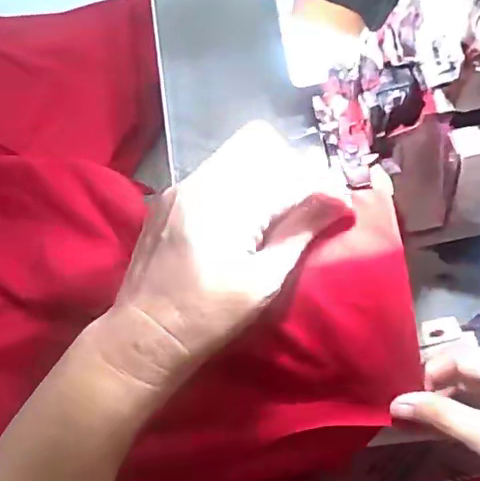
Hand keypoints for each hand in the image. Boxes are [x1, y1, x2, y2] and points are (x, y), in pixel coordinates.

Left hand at [91, 122, 347, 394]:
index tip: (337, 206)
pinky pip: (213, 173)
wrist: (142, 336)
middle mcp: (198, 182)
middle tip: (306, 207)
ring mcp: (178, 188)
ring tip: (277, 216)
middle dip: (291, 168)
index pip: (287, 171)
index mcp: (224, 203)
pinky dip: (238, 186)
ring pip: (234, 155)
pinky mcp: (167, 201)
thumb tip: (336, 201)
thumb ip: (299, 233)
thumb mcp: (262, 283)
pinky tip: (243, 222)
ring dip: (264, 175)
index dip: (320, 184)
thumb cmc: (206, 318)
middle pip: (258, 143)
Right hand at [389, 347, 479, 480]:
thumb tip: (395, 402)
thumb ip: (439, 415)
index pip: (461, 358)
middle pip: (472, 369)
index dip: (430, 379)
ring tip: (438, 429)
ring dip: (460, 405)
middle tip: (419, 422)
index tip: (410, 409)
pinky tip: (466, 432)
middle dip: (444, 394)